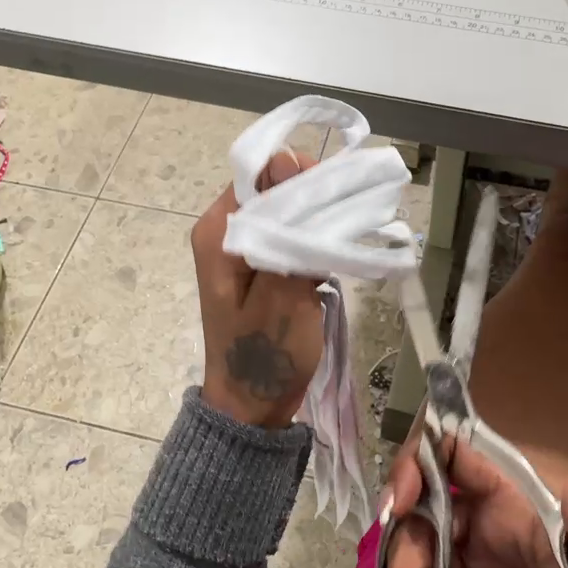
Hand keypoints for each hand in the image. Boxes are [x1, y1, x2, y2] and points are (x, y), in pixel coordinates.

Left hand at [191, 151, 327, 428]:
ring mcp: (244, 245)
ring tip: (347, 234)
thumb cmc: (265, 356)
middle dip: (314, 197)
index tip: (334, 196)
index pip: (261, 173)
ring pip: (288, 208)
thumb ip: (286, 226)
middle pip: (276, 187)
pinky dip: (314, 235)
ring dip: (318, 216)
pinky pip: (290, 230)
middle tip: (347, 219)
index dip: (300, 176)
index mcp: (220, 230)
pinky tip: (335, 250)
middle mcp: (226, 229)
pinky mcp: (262, 261)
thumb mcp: (281, 291)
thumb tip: (287, 159)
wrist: (253, 408)